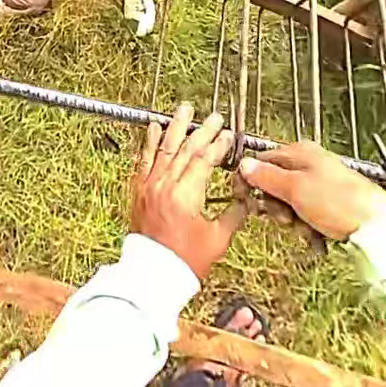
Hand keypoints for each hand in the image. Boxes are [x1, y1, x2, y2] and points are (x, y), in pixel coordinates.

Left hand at [132, 103, 248, 279]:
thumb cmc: (185, 262)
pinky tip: (154, 127)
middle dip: (202, 131)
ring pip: (165, 148)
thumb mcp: (217, 239)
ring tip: (184, 110)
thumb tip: (247, 196)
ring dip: (176, 127)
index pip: (205, 160)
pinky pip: (144, 160)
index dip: (218, 145)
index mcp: (186, 196)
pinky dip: (150, 142)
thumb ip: (234, 214)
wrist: (151, 276)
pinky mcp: (139, 190)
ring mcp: (150, 186)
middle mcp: (165, 185)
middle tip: (214, 117)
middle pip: (186, 149)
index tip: (228, 136)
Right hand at [236, 140, 385, 240]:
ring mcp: (320, 182)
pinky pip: (306, 212)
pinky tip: (316, 234)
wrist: (376, 226)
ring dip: (292, 219)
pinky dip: (307, 225)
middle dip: (276, 206)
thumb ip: (266, 176)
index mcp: (299, 152)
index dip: (251, 181)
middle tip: (285, 217)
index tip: (245, 200)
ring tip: (305, 227)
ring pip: (289, 202)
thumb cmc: (338, 202)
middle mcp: (309, 163)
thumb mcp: (294, 189)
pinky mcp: (329, 201)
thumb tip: (243, 164)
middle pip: (275, 184)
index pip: (261, 161)